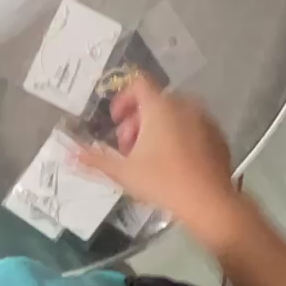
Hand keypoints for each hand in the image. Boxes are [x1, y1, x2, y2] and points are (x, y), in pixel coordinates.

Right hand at [76, 76, 249, 246]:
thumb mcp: (123, 172)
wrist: (208, 202)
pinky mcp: (217, 134)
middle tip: (129, 148)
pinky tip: (173, 162)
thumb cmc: (162, 182)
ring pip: (174, 113)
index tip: (116, 122)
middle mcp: (184, 104)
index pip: (137, 83)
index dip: (122, 99)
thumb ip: (95, 160)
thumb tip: (69, 154)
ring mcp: (204, 118)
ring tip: (149, 157)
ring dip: (157, 128)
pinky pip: (192, 126)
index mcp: (159, 106)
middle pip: (154, 100)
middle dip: (137, 120)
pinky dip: (178, 136)